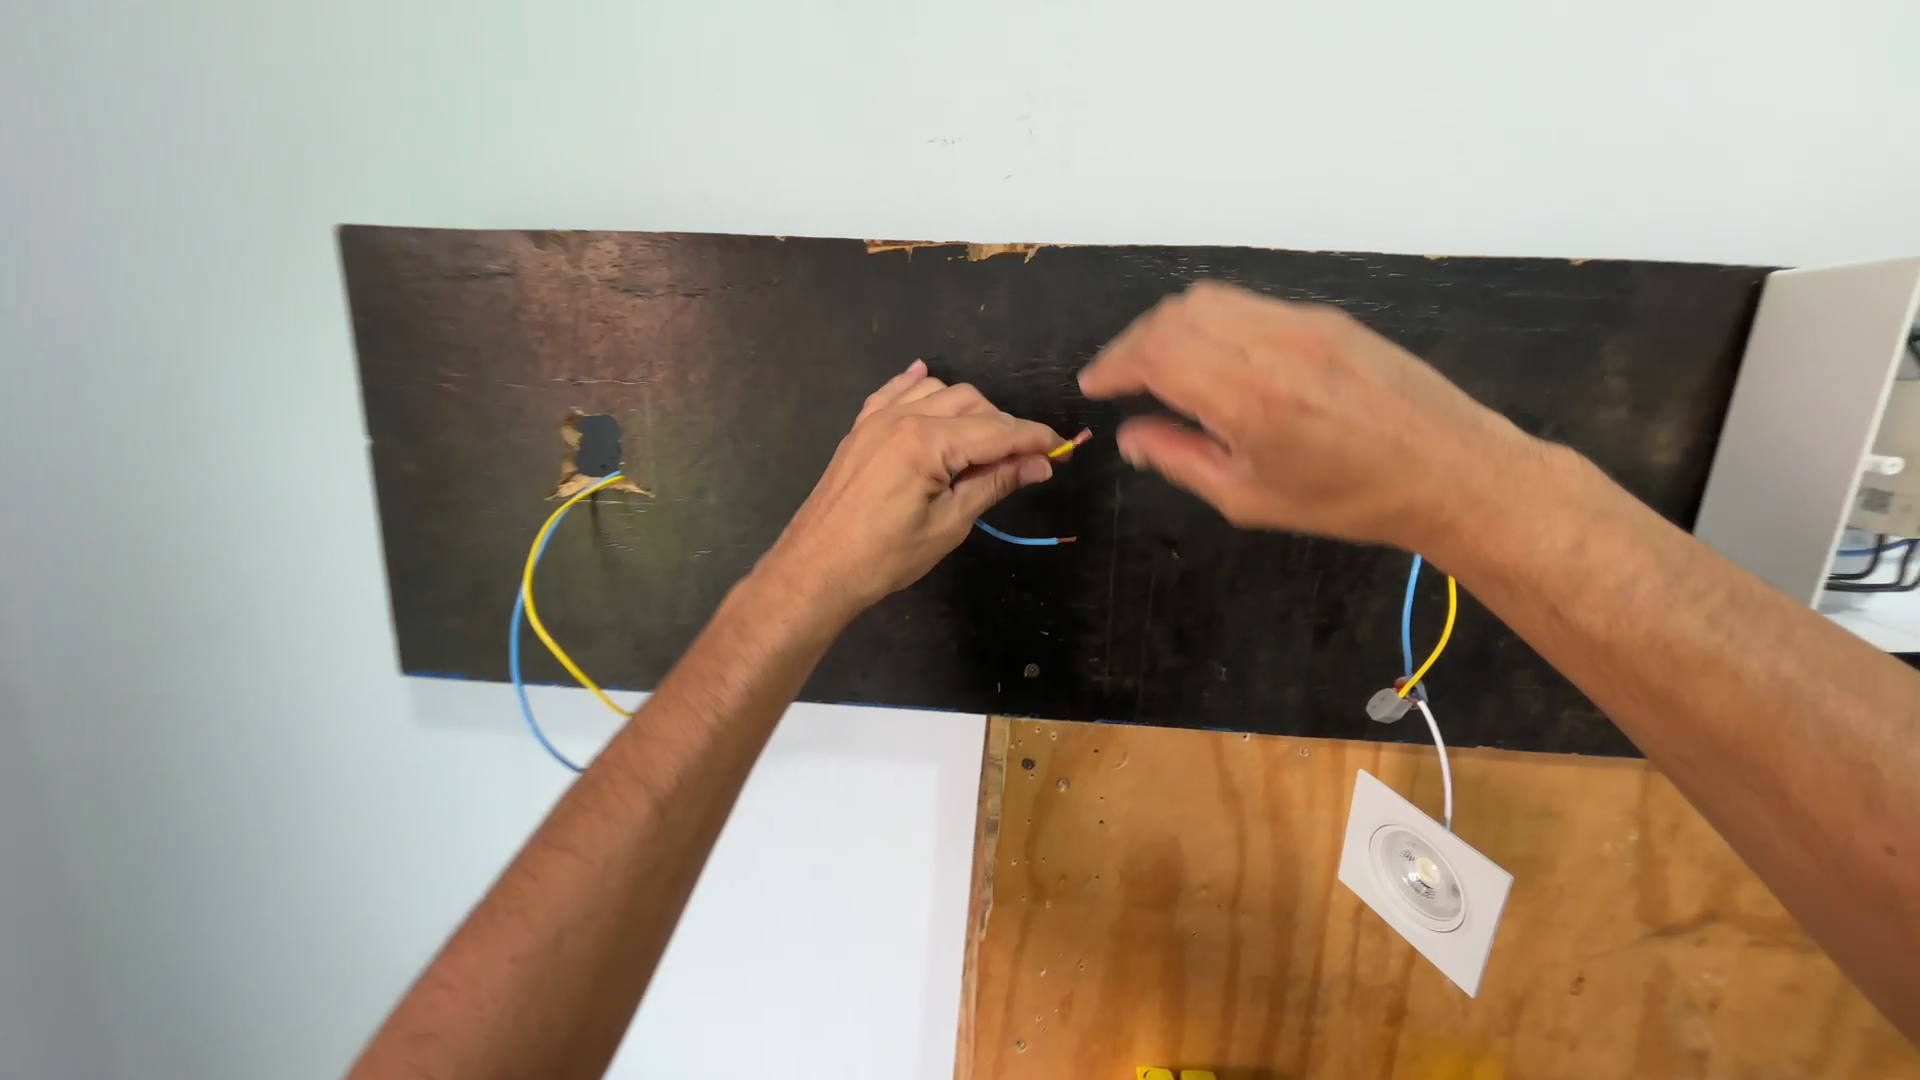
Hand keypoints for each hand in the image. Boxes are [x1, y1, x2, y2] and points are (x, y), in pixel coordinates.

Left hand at [758, 361, 1064, 620]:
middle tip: (1023, 461)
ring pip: (938, 390)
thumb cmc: (884, 557)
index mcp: (927, 442)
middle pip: (972, 402)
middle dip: (1004, 426)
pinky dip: (919, 386)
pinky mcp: (861, 428)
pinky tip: (928, 381)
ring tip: (984, 444)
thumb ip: (993, 484)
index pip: (997, 430)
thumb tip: (1039, 464)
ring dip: (969, 409)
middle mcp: (904, 417)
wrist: (816, 567)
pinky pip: (895, 390)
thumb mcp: (948, 525)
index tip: (1061, 449)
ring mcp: (878, 418)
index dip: (1034, 439)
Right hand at [1077, 281, 1540, 550]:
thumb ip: (1180, 460)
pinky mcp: (1325, 318)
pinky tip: (1213, 356)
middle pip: (1175, 315)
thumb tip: (1132, 435)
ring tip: (1159, 364)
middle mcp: (1271, 346)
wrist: (1450, 470)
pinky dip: (1210, 323)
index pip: (1156, 353)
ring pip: (1209, 300)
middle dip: (1134, 342)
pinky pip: (1247, 305)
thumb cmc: (1346, 501)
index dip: (1113, 364)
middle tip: (1121, 378)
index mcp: (1248, 398)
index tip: (1094, 383)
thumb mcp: (1249, 498)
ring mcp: (1302, 323)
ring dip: (1169, 327)